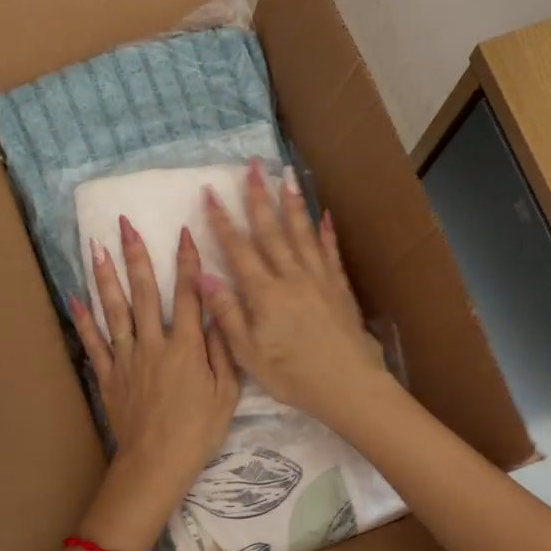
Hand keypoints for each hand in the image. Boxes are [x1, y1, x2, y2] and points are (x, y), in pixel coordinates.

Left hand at [71, 217, 240, 550]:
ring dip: (106, 277)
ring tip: (97, 247)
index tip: (184, 232)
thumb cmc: (198, 431)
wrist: (156, 461)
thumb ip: (221, 350)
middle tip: (126, 224)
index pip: (189, 295)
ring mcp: (126, 358)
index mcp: (186, 347)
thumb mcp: (226, 393)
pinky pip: (93, 343)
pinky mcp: (107, 376)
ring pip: (114, 310)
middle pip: (144, 292)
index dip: (188, 262)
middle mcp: (153, 344)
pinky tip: (75, 297)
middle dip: (137, 256)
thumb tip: (218, 313)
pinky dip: (84, 320)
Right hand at [198, 160, 390, 427]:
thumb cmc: (292, 376)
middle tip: (252, 166)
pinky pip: (330, 252)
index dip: (222, 221)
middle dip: (259, 197)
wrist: (347, 384)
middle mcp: (291, 277)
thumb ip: (227, 313)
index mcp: (264, 294)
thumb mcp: (248, 353)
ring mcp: (319, 279)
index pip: (238, 249)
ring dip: (292, 203)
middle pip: (272, 230)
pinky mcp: (339, 288)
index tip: (210, 194)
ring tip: (287, 175)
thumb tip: (203, 276)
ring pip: (302, 233)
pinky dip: (326, 232)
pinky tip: (323, 215)